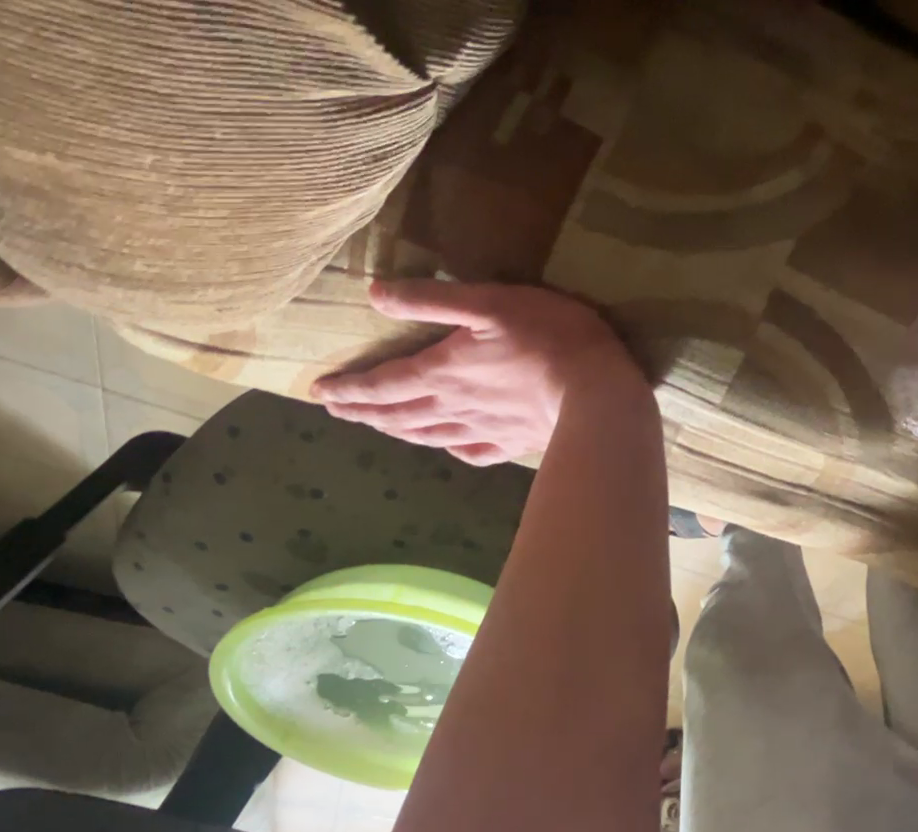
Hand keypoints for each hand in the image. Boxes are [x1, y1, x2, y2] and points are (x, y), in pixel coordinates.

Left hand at [311, 280, 644, 465]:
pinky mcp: (514, 442)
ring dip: (399, 432)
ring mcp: (485, 429)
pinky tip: (449, 449)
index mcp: (443, 371)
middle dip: (365, 412)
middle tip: (338, 412)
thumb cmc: (548, 336)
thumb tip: (375, 294)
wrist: (598, 391)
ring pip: (430, 435)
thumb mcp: (489, 302)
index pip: (384, 383)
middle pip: (400, 414)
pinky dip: (454, 450)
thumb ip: (432, 300)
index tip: (319, 392)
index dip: (350, 388)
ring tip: (380, 429)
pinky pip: (474, 451)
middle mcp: (455, 406)